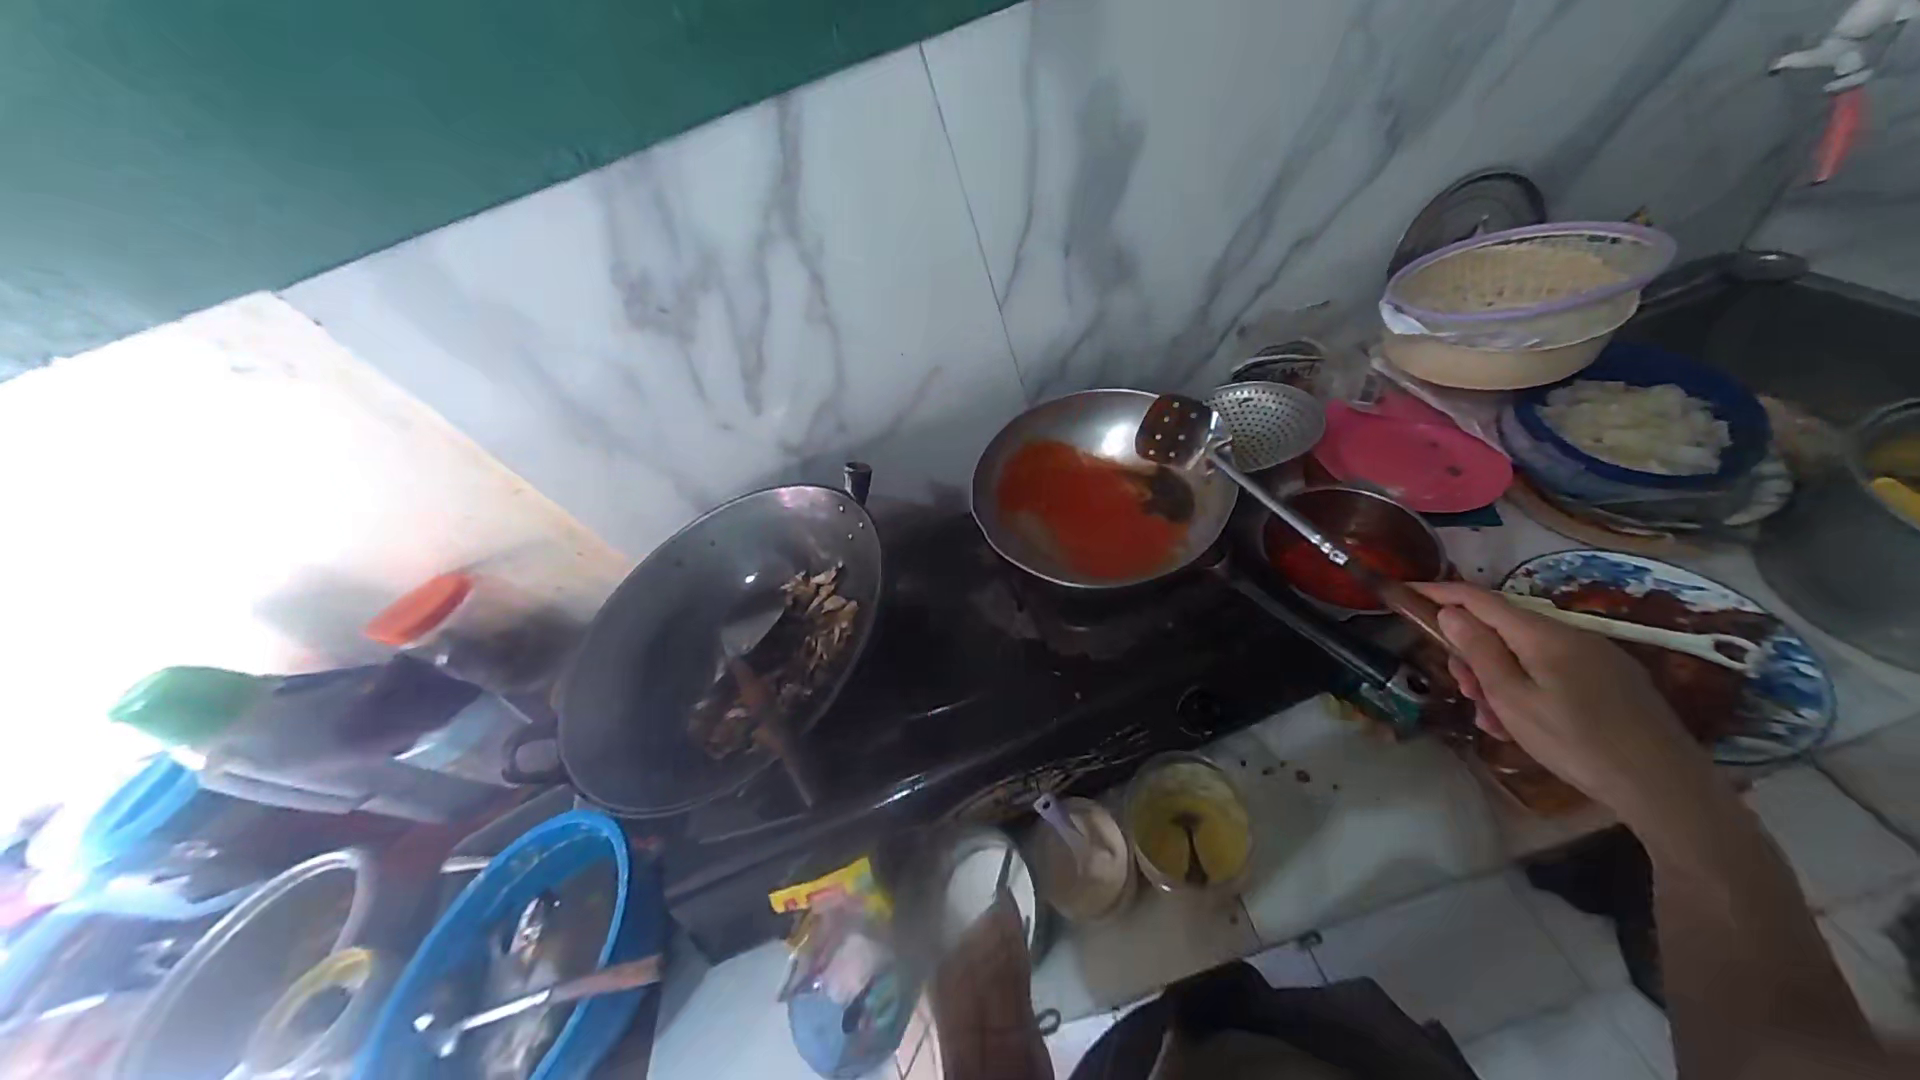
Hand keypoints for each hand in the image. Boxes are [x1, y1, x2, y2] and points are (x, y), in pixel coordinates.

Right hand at [1412, 582, 1717, 824]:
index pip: (1480, 600)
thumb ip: (1479, 652)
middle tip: (1463, 691)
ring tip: (1493, 720)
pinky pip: (1552, 672)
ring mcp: (1597, 659)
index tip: (1407, 591)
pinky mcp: (1612, 682)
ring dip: (1497, 679)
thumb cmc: (1576, 742)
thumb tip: (1451, 612)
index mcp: (1544, 636)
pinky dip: (1526, 689)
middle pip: (1503, 630)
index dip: (1441, 592)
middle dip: (1472, 653)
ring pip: (1525, 655)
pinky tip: (1523, 724)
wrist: (1668, 790)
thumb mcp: (1512, 699)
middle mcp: (1572, 636)